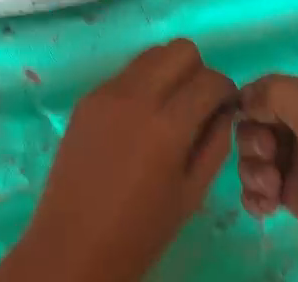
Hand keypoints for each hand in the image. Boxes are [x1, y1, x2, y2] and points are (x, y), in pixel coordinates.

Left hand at [0, 40, 235, 281]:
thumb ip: (216, 143)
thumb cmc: (139, 231)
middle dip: (198, 71)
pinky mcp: (87, 98)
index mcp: (167, 125)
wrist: (72, 248)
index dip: (225, 90)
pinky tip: (137, 121)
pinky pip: (126, 74)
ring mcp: (107, 93)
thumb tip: (223, 109)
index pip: (210, 79)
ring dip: (169, 73)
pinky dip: (142, 85)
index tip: (225, 107)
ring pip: (152, 54)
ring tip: (167, 110)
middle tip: (196, 104)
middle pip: (181, 49)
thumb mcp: (192, 193)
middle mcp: (137, 96)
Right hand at [236, 75, 297, 281]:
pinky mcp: (297, 197)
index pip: (270, 88)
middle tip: (269, 157)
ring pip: (256, 156)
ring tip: (271, 190)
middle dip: (252, 140)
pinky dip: (255, 195)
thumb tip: (243, 97)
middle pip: (258, 122)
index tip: (249, 121)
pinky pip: (260, 187)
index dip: (252, 103)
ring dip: (252, 170)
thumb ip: (277, 95)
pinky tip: (266, 208)